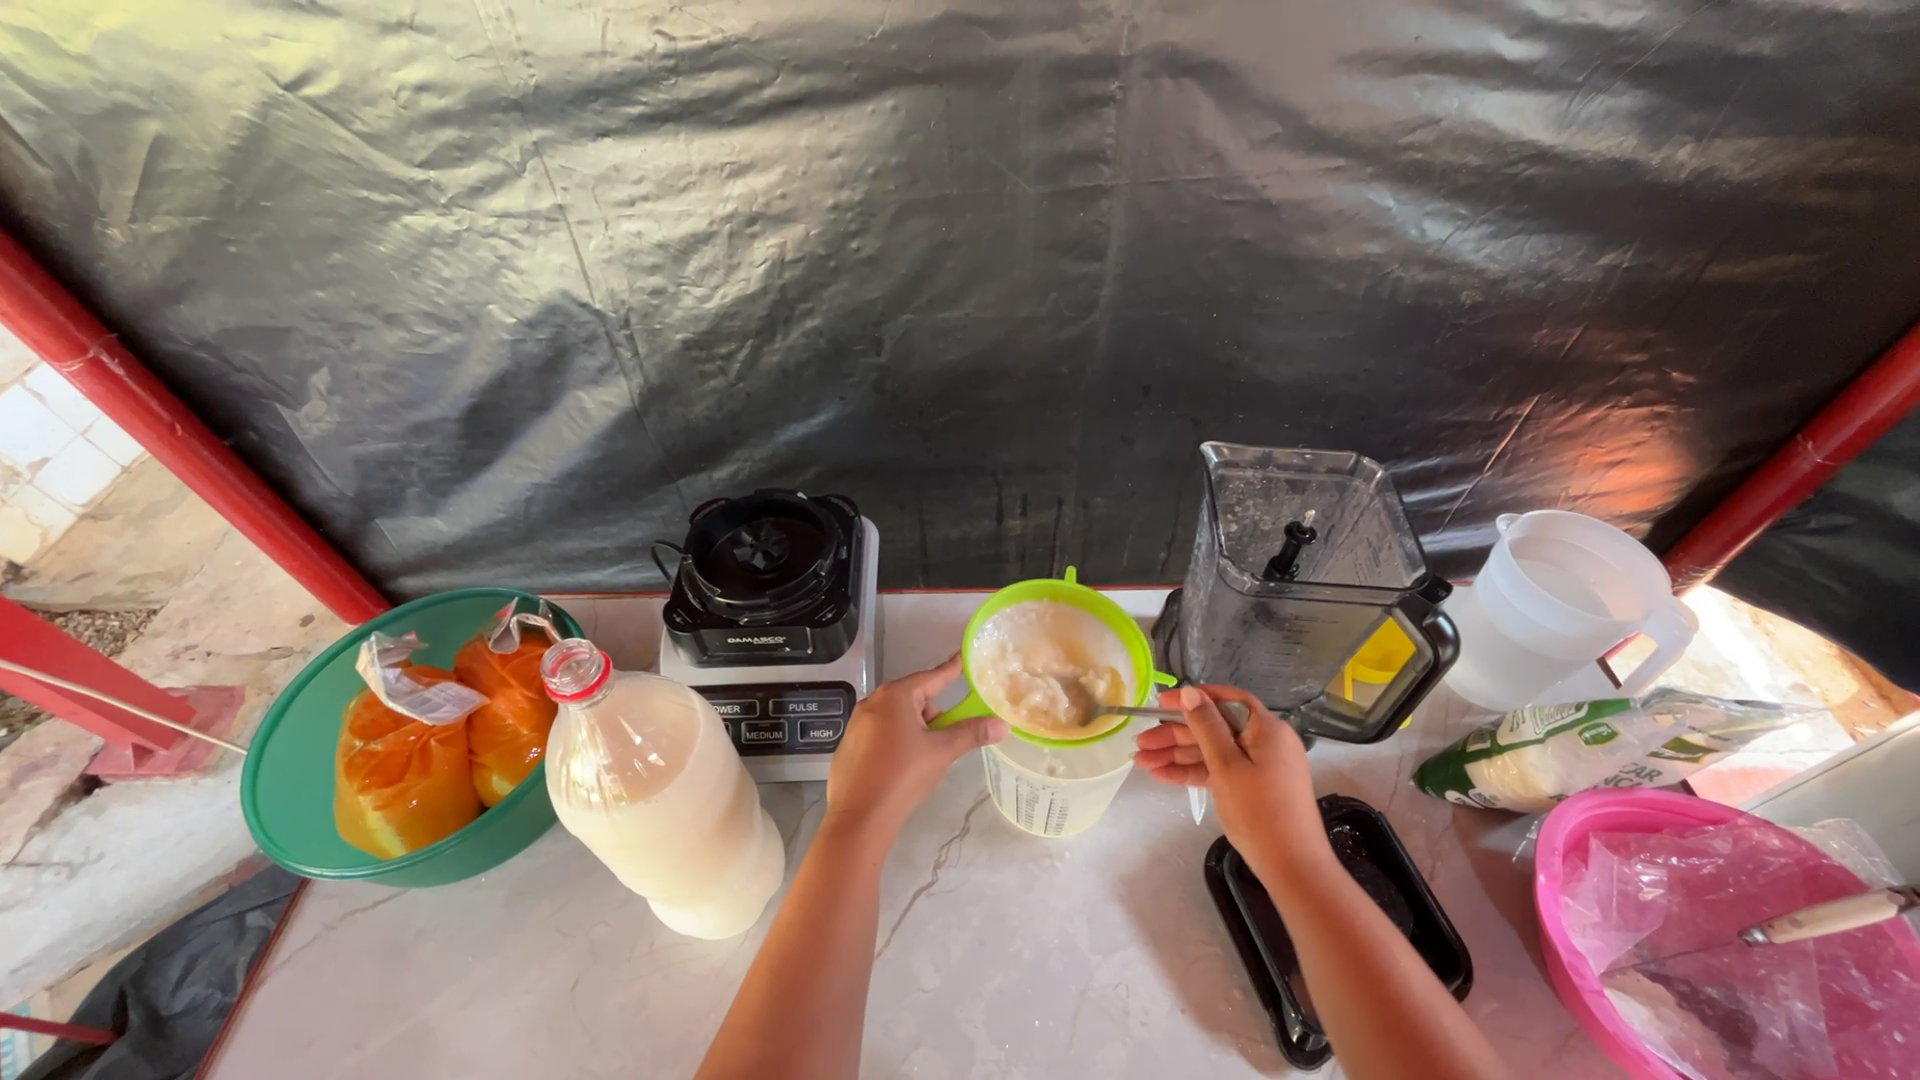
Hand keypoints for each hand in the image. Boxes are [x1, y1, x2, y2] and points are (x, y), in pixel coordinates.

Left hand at [825, 655, 1008, 839]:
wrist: (859, 816)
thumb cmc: (903, 775)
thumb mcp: (942, 752)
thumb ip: (971, 733)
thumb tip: (1002, 725)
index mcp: (896, 696)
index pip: (931, 677)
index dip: (950, 670)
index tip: (961, 659)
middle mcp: (873, 702)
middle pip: (914, 699)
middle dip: (932, 716)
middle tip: (941, 742)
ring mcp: (857, 724)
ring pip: (897, 718)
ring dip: (914, 731)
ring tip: (920, 760)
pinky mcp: (849, 746)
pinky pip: (880, 734)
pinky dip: (895, 743)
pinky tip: (898, 769)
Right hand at [1133, 685, 1330, 873]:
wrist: (1292, 867)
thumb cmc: (1259, 811)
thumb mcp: (1226, 765)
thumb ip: (1206, 726)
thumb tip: (1189, 692)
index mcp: (1266, 729)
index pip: (1225, 700)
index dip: (1192, 699)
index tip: (1160, 703)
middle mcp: (1265, 741)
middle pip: (1214, 728)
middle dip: (1175, 735)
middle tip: (1140, 743)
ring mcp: (1260, 766)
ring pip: (1213, 751)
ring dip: (1177, 755)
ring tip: (1141, 762)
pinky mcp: (1254, 787)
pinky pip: (1220, 770)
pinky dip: (1194, 772)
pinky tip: (1162, 776)